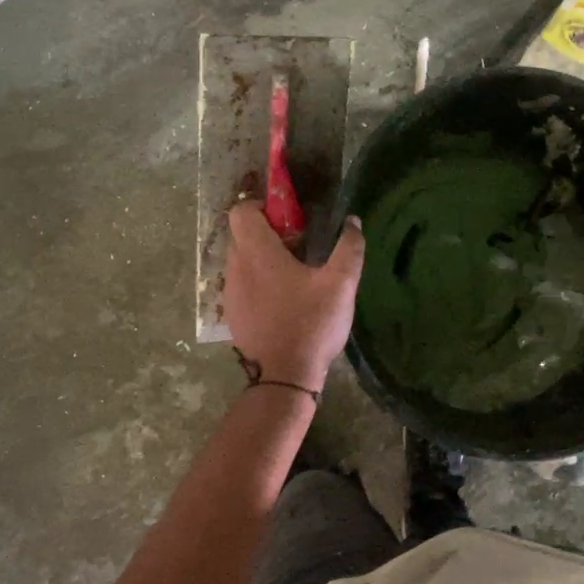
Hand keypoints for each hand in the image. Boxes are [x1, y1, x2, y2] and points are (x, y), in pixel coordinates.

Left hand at [222, 204, 364, 392]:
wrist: (284, 378)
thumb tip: (352, 222)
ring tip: (294, 273)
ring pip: (241, 259)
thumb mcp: (341, 283)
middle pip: (242, 234)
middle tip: (299, 244)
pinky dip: (257, 280)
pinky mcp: (232, 314)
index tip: (289, 217)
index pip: (242, 212)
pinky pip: (241, 283)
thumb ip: (349, 247)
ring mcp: (231, 293)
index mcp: (258, 253)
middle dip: (267, 231)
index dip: (262, 206)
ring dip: (262, 256)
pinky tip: (283, 299)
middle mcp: (237, 268)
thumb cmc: (311, 324)